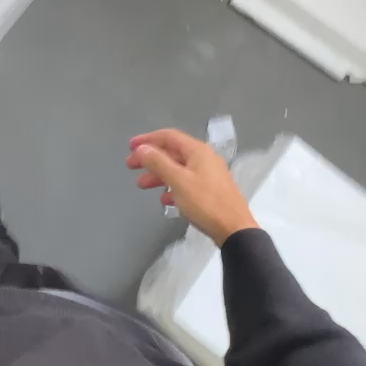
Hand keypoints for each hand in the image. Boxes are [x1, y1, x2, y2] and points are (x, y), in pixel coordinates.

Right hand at [126, 128, 258, 244]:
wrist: (234, 229)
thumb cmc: (205, 202)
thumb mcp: (178, 181)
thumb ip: (158, 162)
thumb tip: (142, 148)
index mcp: (197, 151)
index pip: (168, 137)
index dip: (147, 139)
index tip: (130, 147)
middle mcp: (204, 158)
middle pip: (172, 152)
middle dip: (150, 158)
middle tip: (131, 166)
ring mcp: (209, 174)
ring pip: (178, 168)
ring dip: (159, 174)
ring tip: (142, 185)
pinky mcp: (210, 190)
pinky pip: (186, 182)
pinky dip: (172, 187)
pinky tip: (164, 199)